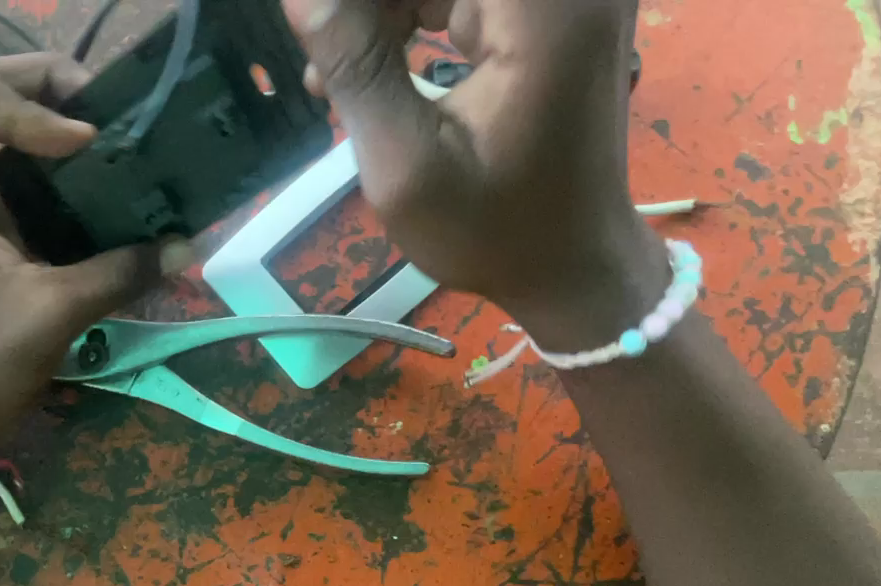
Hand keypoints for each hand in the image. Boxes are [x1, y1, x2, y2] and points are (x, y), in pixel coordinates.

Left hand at [0, 53, 191, 462]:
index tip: (83, 144)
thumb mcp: (54, 313)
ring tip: (109, 151)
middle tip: (107, 121)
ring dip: (50, 135)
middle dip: (47, 95)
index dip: (32, 96)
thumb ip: (121, 272)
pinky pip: (5, 181)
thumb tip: (186, 245)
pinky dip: (46, 178)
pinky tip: (89, 199)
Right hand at [283, 0, 668, 347]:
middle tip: (322, 65)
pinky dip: (410, 16)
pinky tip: (375, 65)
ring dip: (381, 14)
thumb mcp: (406, 167)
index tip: (311, 27)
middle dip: (368, 9)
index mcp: (539, 6)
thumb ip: (357, 71)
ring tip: (332, 78)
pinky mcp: (550, 9)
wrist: (568, 263)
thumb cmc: (489, 232)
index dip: (356, 0)